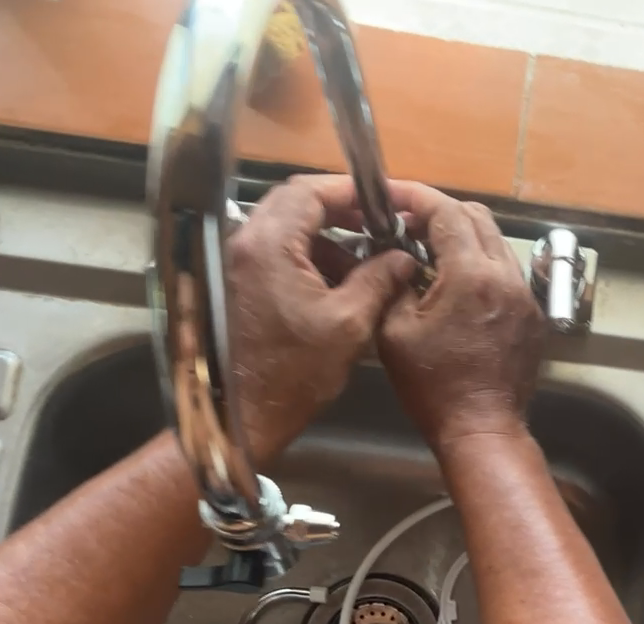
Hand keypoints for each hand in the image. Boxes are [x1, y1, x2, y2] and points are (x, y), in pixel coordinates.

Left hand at [226, 174, 418, 462]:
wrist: (249, 412)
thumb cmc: (298, 372)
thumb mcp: (349, 324)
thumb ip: (379, 280)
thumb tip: (404, 257)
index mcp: (270, 245)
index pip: (309, 192)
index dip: (350, 192)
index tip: (383, 202)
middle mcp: (247, 243)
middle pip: (295, 204)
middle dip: (340, 212)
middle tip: (378, 227)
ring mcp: (240, 263)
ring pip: (288, 229)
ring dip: (328, 239)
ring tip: (366, 263)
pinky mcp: (243, 284)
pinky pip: (280, 254)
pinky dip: (311, 259)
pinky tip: (341, 285)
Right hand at [375, 184, 546, 449]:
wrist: (482, 429)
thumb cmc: (434, 388)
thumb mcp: (394, 332)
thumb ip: (394, 282)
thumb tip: (396, 257)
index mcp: (472, 276)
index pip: (447, 211)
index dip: (416, 197)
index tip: (393, 197)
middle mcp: (507, 278)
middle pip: (478, 218)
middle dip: (441, 213)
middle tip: (410, 226)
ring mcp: (526, 298)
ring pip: (497, 244)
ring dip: (465, 240)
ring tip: (433, 256)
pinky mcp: (533, 318)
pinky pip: (508, 275)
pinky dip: (483, 268)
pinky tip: (460, 289)